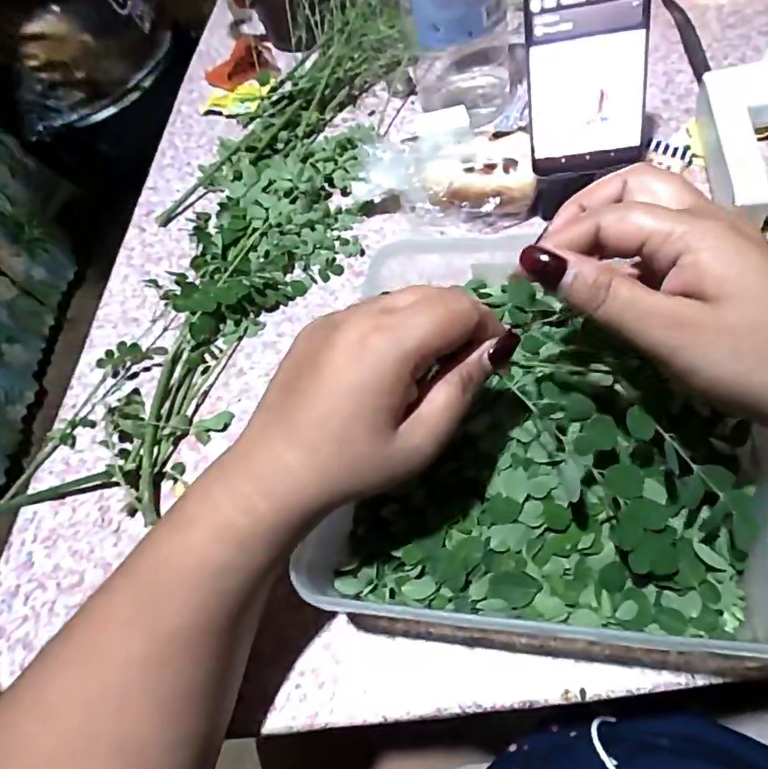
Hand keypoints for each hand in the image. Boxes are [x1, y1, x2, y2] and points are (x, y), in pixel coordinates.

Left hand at [223, 286, 510, 518]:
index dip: (487, 327)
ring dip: (431, 320)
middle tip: (464, 367)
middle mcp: (362, 314)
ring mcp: (336, 316)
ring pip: (404, 296)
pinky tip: (391, 367)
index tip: (492, 361)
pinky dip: (400, 324)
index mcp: (389, 342)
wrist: (272, 474)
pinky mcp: (319, 326)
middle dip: (463, 321)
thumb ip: (461, 388)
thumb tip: (495, 350)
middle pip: (434, 293)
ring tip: (427, 370)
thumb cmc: (353, 466)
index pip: (459, 306)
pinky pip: (375, 309)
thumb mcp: (420, 440)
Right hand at [520, 165, 767, 427]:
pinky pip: (664, 238)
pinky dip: (629, 250)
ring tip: (576, 263)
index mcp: (692, 229)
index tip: (526, 276)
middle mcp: (704, 218)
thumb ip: (606, 297)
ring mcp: (715, 237)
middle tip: (554, 254)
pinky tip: (615, 283)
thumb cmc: (747, 360)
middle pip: (633, 186)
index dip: (563, 240)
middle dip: (585, 212)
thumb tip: (543, 264)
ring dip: (607, 224)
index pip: (611, 216)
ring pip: (650, 206)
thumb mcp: (669, 334)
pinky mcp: (719, 262)